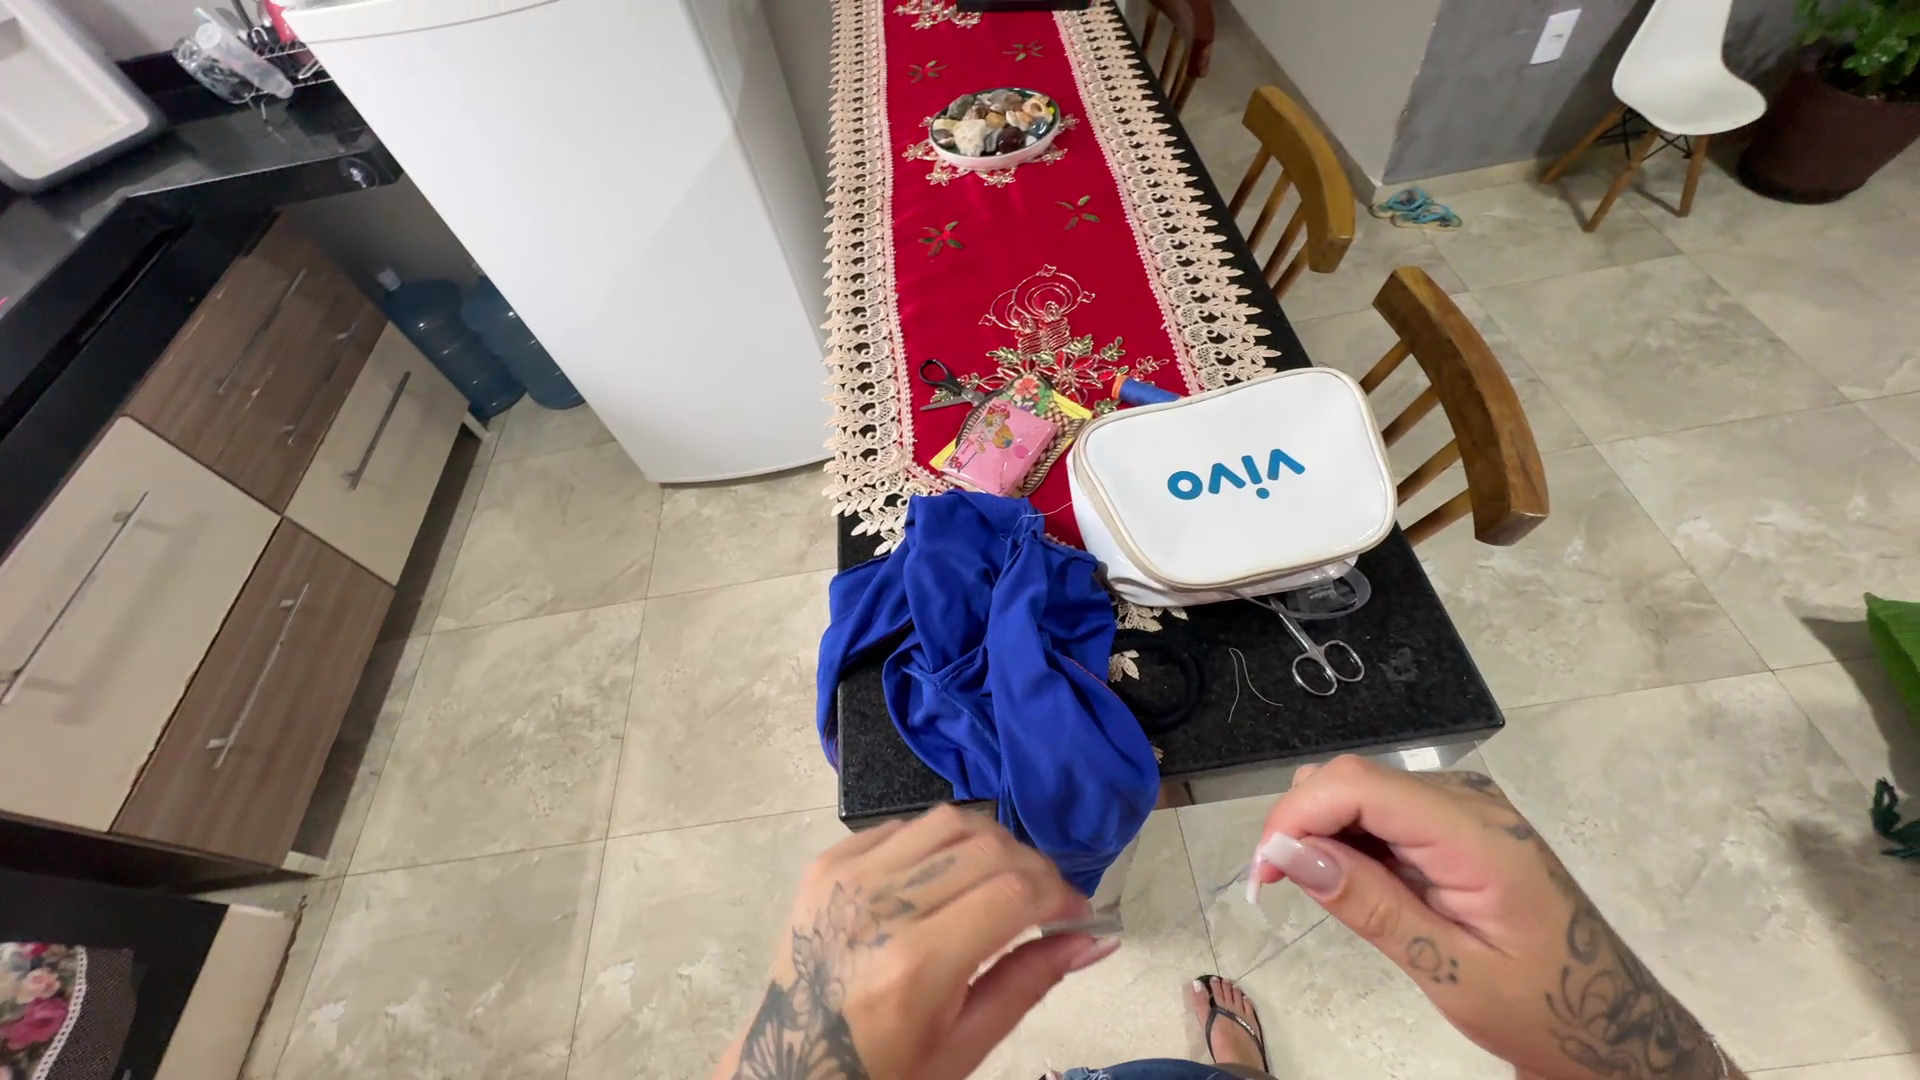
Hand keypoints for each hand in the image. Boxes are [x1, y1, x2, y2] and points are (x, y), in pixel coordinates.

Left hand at [714, 805, 1120, 1079]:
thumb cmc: (884, 1073)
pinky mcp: (827, 862)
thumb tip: (1095, 940)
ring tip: (1001, 879)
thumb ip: (1029, 982)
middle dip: (1033, 867)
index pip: (1013, 893)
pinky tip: (946, 873)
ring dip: (990, 843)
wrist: (786, 1067)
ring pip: (948, 821)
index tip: (1076, 911)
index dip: (1059, 893)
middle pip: (986, 847)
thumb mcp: (963, 1047)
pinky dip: (940, 840)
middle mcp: (879, 906)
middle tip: (1046, 899)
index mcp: (915, 966)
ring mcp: (846, 876)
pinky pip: (903, 826)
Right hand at [1250, 755, 1738, 1079]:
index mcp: (1476, 836)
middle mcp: (1466, 800)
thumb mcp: (1452, 973)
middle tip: (1279, 884)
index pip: (1359, 785)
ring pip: (1356, 787)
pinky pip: (1376, 807)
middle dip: (1300, 823)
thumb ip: (1370, 905)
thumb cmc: (1543, 1011)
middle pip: (1351, 778)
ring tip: (1318, 887)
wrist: (1617, 1028)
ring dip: (1319, 830)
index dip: (1296, 814)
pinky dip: (1345, 836)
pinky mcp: (1451, 818)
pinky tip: (1351, 878)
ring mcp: (1460, 804)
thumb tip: (1289, 852)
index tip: (1266, 870)